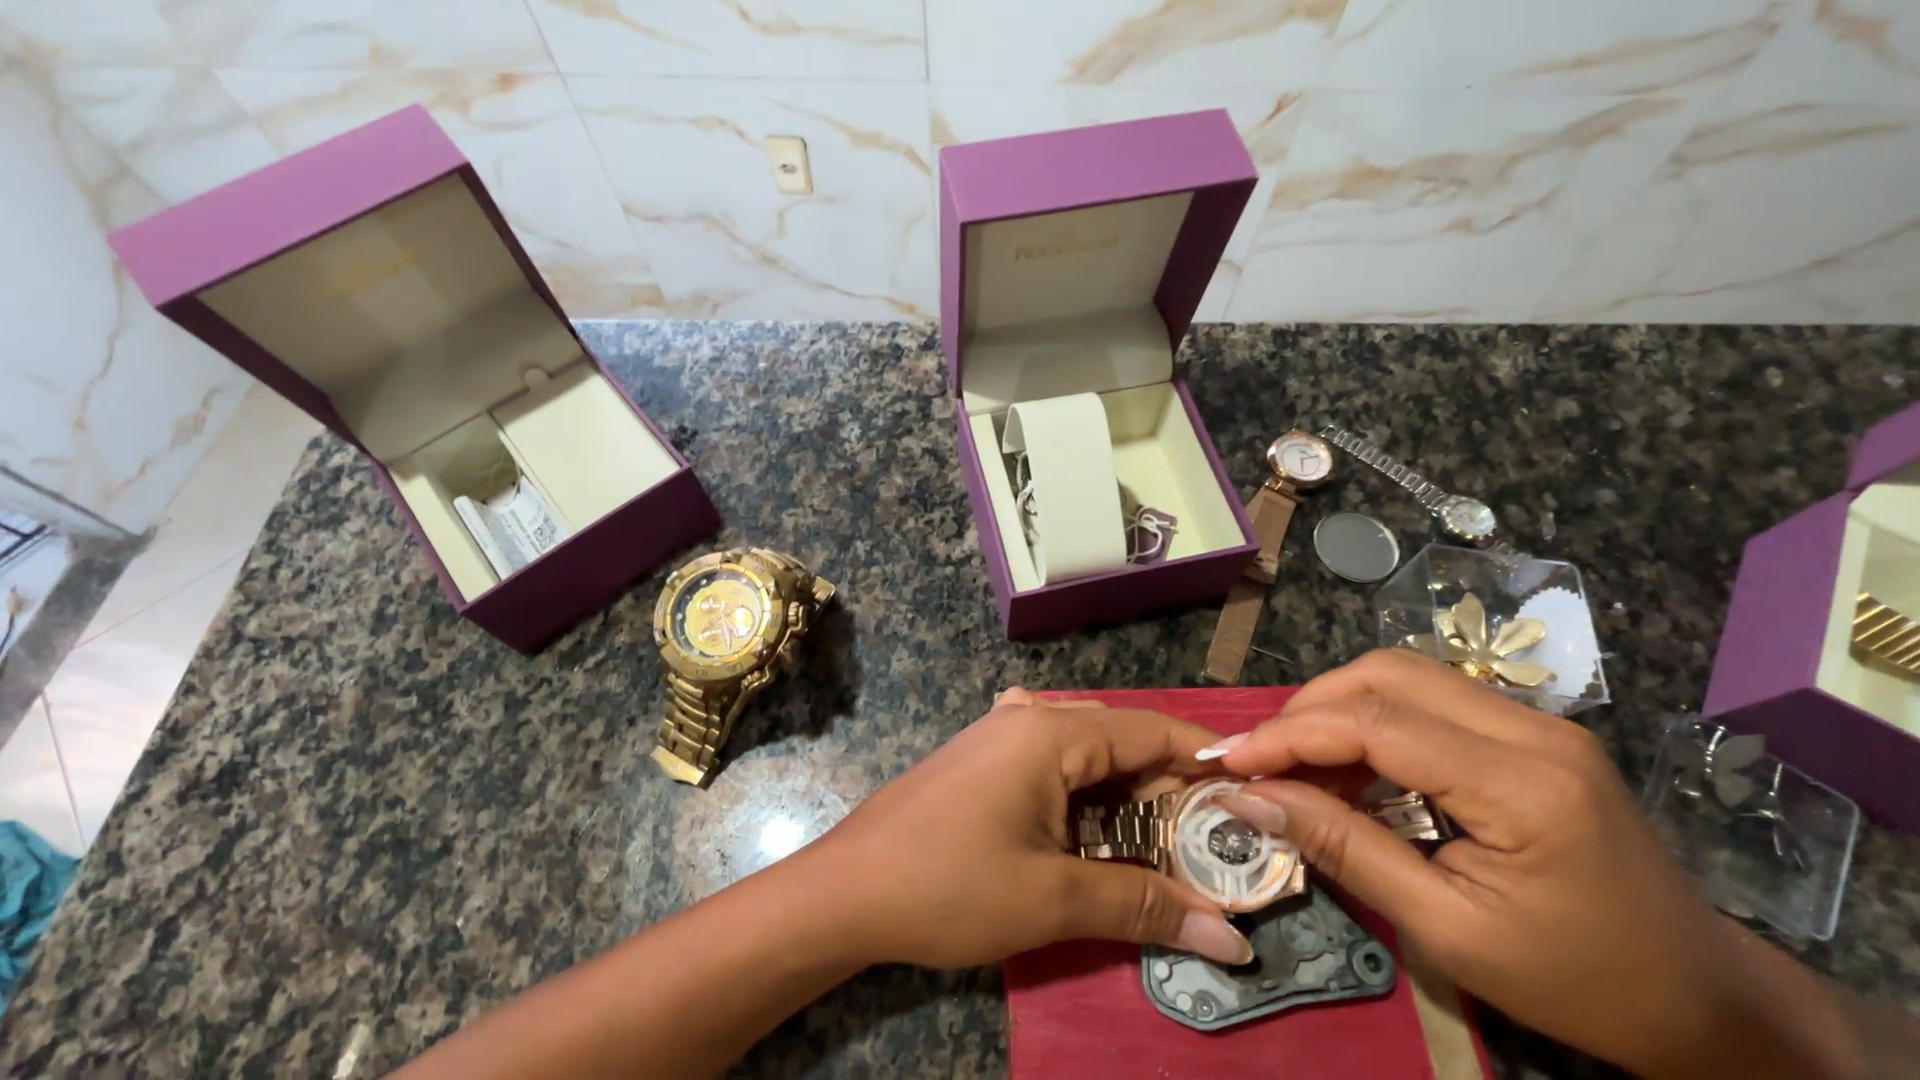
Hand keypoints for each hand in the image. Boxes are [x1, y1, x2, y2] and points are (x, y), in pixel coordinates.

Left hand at [801, 689, 1254, 968]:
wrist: (844, 892)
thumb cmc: (949, 885)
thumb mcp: (1054, 899)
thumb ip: (1145, 906)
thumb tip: (1233, 940)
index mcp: (1049, 730)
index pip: (1152, 729)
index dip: (1207, 762)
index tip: (1255, 800)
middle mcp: (1027, 717)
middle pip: (1121, 742)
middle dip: (1169, 793)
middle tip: (1213, 845)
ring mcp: (999, 736)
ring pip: (1088, 758)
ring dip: (1127, 800)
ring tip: (1165, 850)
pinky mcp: (981, 763)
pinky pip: (1053, 768)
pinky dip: (1087, 800)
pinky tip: (1098, 837)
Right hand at [1212, 649, 1844, 1077]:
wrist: (1700, 998)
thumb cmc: (1575, 980)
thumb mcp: (1446, 929)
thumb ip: (1347, 849)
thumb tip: (1254, 798)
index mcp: (1522, 783)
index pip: (1377, 721)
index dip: (1290, 734)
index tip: (1228, 761)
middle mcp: (1533, 728)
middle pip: (1388, 673)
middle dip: (1308, 708)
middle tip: (1259, 760)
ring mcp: (1539, 724)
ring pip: (1407, 675)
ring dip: (1337, 710)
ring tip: (1294, 766)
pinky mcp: (1533, 735)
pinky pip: (1432, 702)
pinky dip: (1373, 723)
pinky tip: (1349, 769)